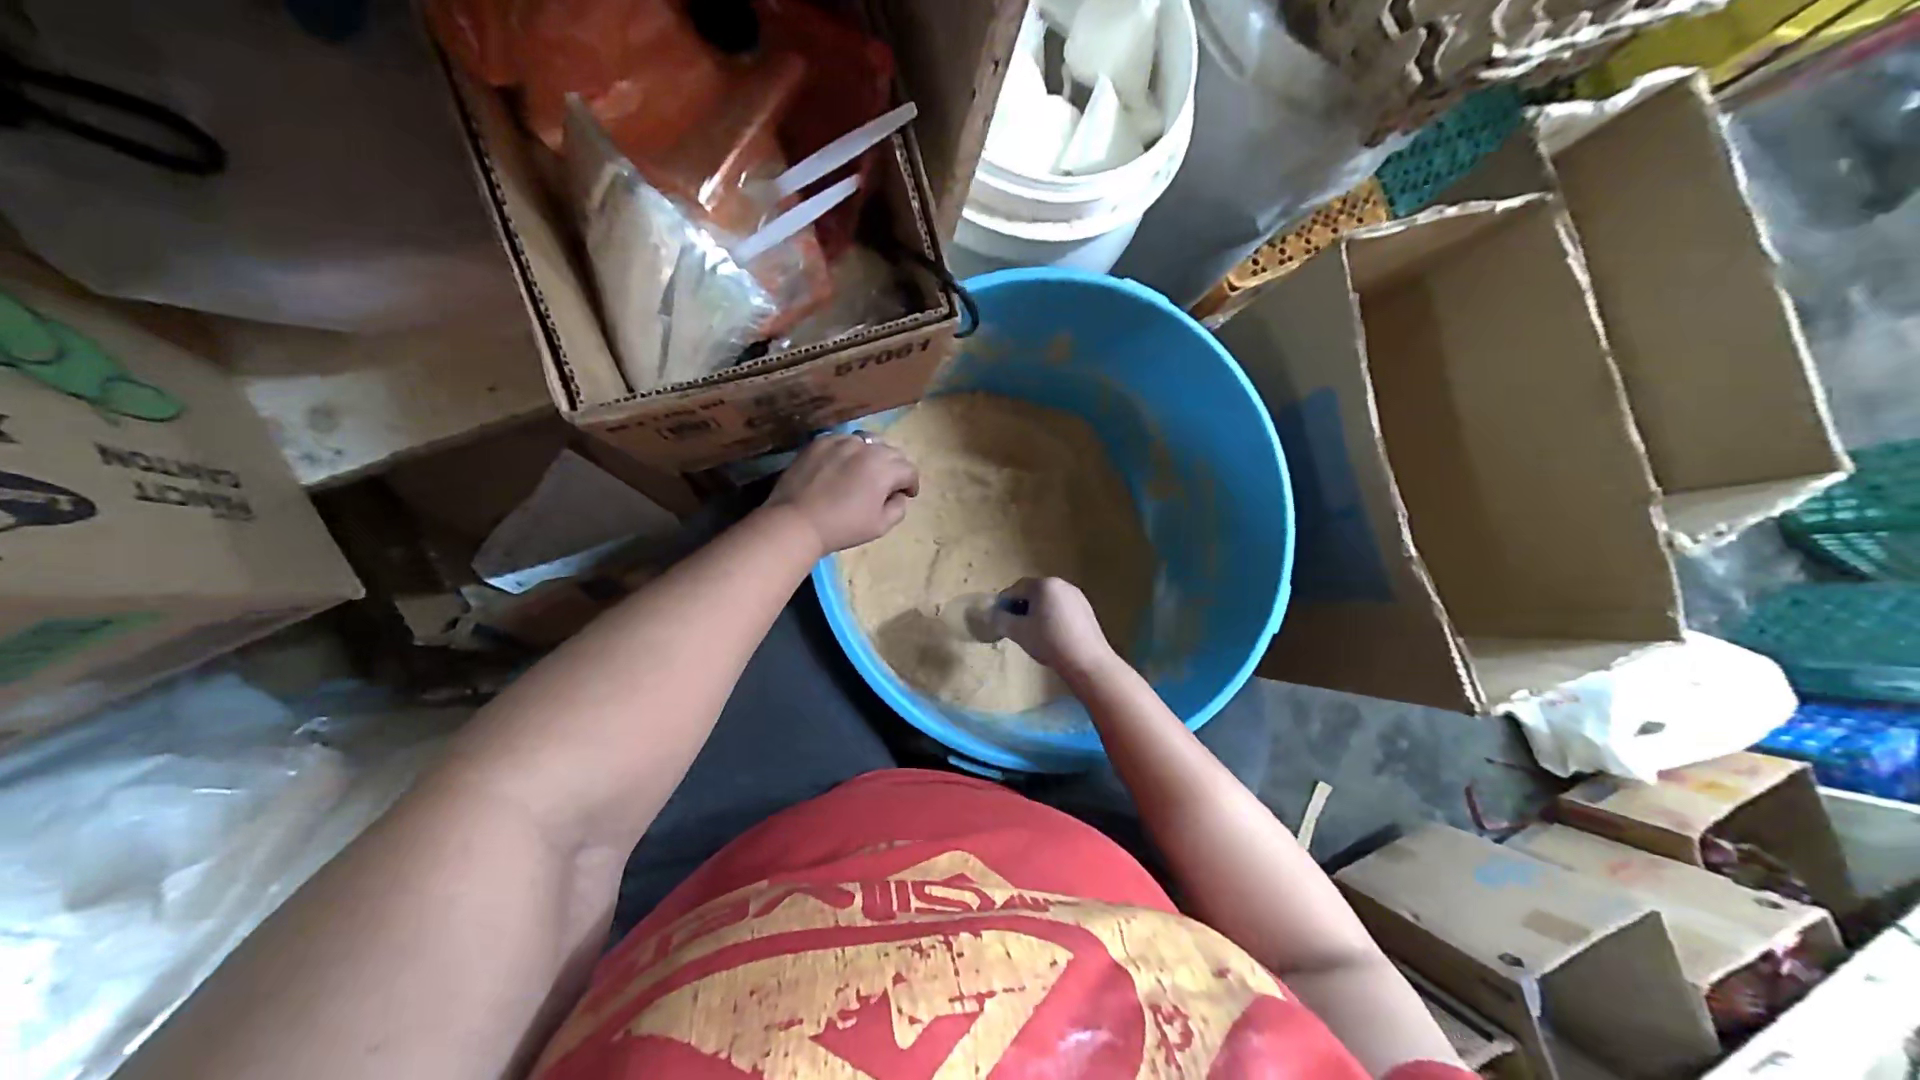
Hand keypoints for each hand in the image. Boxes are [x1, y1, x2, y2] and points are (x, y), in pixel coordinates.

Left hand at [765, 433, 918, 555]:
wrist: (796, 521)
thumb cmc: (842, 527)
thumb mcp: (880, 526)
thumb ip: (898, 508)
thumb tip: (898, 494)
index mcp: (884, 467)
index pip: (909, 469)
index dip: (911, 483)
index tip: (907, 494)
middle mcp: (865, 447)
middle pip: (890, 452)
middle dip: (894, 468)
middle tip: (887, 485)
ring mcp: (840, 441)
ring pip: (867, 442)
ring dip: (871, 456)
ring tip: (864, 472)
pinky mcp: (819, 442)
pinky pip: (842, 442)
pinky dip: (848, 452)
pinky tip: (840, 468)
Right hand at [991, 577, 1120, 680]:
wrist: (1087, 660)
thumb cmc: (1049, 642)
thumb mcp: (1018, 632)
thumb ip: (1001, 620)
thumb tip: (993, 615)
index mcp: (1044, 585)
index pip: (1016, 588)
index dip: (1004, 602)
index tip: (999, 619)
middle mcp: (1061, 584)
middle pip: (1033, 592)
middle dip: (1021, 607)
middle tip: (1015, 626)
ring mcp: (1076, 596)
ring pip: (1048, 600)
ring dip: (1037, 612)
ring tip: (1033, 633)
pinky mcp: (1086, 609)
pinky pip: (1062, 608)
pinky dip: (1052, 617)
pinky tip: (1052, 635)